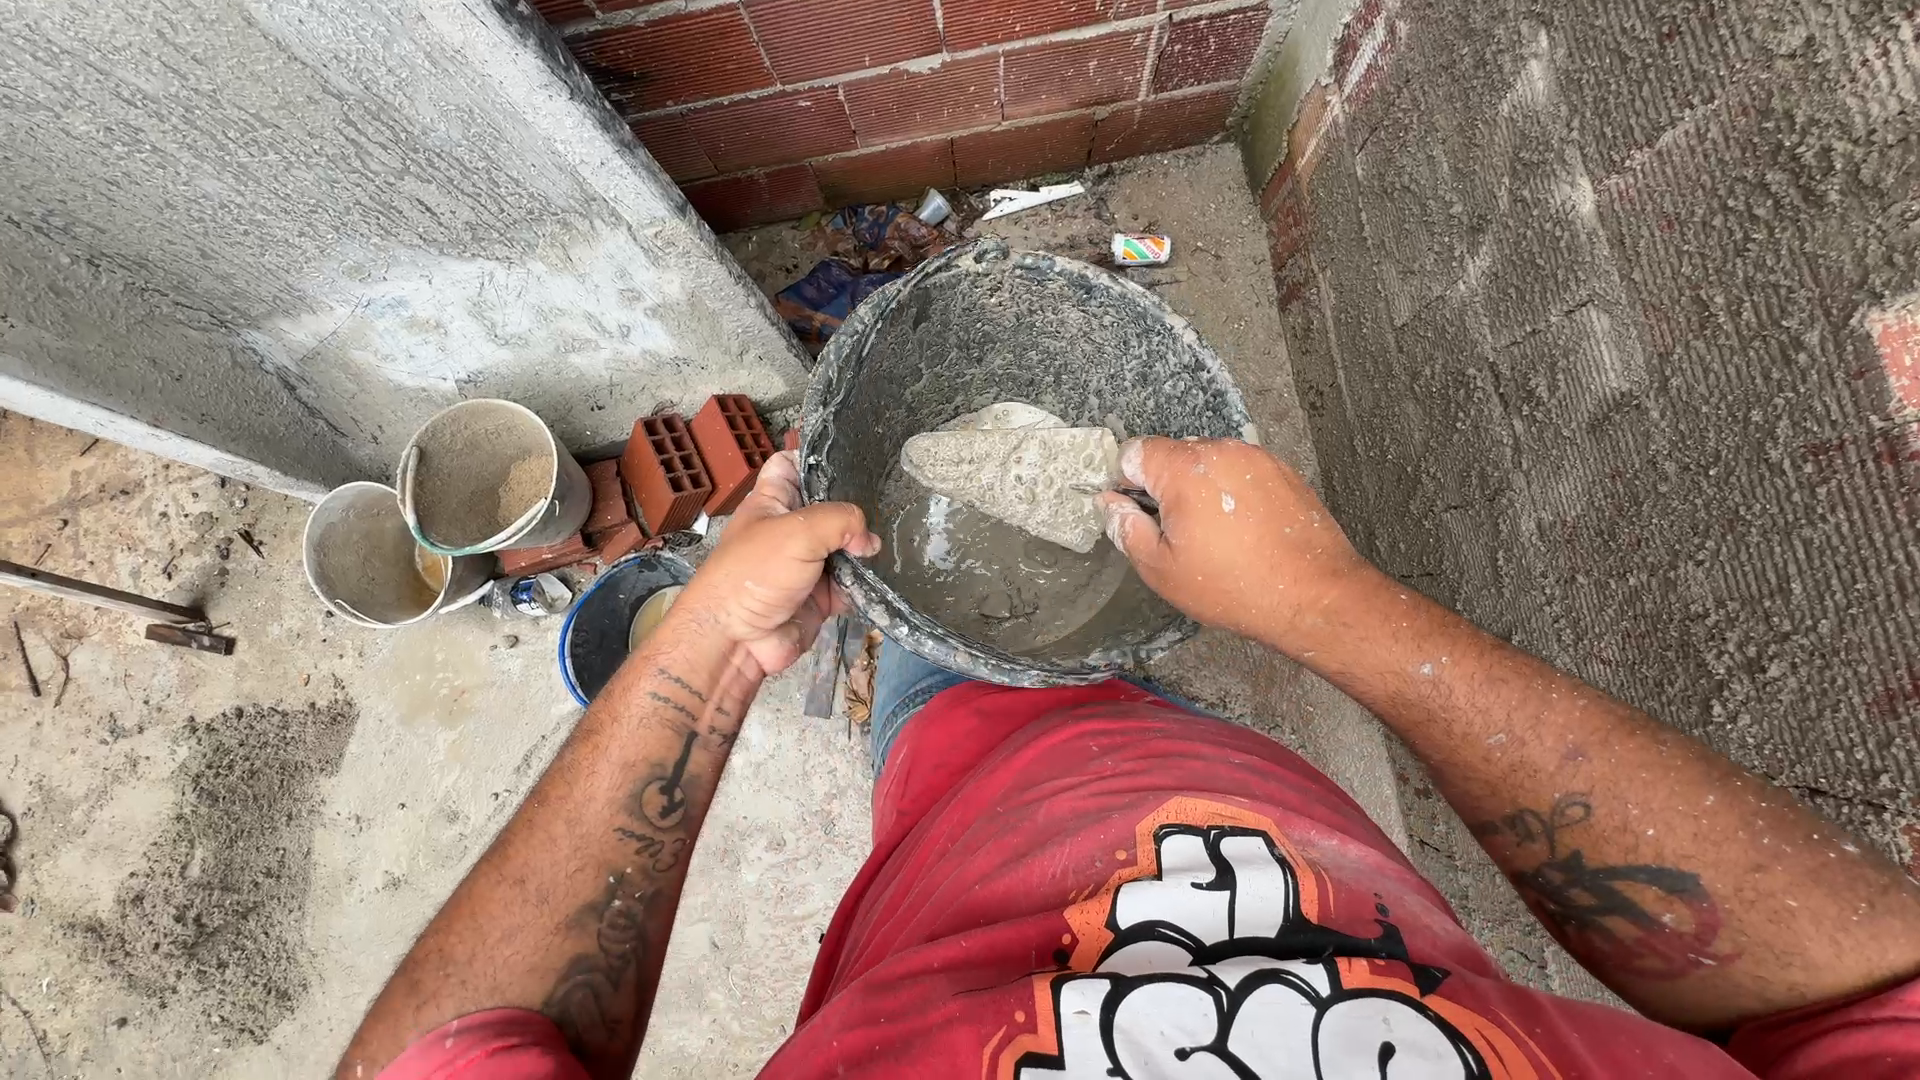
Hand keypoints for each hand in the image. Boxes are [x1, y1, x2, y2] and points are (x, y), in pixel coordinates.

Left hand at [668, 450, 880, 677]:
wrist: (738, 639)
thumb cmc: (753, 574)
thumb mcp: (797, 531)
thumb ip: (842, 521)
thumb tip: (869, 541)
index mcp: (772, 502)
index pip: (791, 465)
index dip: (813, 457)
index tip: (848, 458)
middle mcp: (791, 529)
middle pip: (830, 508)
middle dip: (854, 509)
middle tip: (883, 505)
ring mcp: (807, 563)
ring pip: (845, 547)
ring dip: (863, 551)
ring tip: (885, 546)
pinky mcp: (820, 596)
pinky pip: (851, 584)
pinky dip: (862, 584)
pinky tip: (875, 579)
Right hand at [1096, 437, 1376, 652]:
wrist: (1313, 595)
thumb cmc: (1234, 586)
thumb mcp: (1161, 569)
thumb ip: (1126, 529)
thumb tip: (1110, 505)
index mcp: (1185, 469)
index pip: (1135, 451)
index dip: (1125, 481)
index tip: (1133, 511)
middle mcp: (1221, 450)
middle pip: (1172, 454)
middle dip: (1163, 485)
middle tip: (1173, 531)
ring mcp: (1255, 457)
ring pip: (1206, 462)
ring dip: (1197, 488)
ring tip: (1211, 534)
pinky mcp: (1281, 471)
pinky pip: (1238, 471)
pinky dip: (1229, 492)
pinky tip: (1239, 530)